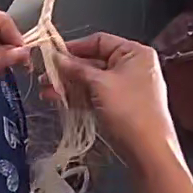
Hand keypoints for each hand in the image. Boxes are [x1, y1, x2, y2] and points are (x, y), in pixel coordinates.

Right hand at [46, 32, 183, 172]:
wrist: (149, 151)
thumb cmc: (129, 111)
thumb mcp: (100, 85)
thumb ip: (77, 69)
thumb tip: (57, 58)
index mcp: (135, 53)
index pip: (100, 41)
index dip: (75, 46)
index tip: (52, 54)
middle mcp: (132, 66)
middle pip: (95, 61)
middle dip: (68, 69)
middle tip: (44, 74)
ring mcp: (127, 88)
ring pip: (93, 80)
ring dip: (70, 84)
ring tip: (46, 89)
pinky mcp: (120, 106)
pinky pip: (96, 95)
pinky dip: (79, 97)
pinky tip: (57, 99)